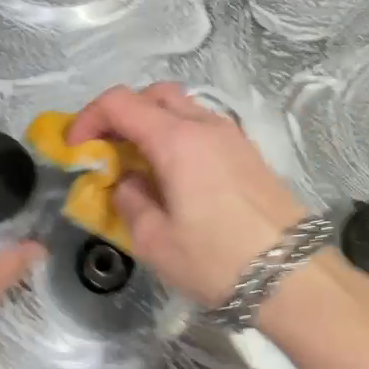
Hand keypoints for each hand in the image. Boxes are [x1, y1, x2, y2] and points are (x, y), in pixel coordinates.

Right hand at [67, 84, 305, 305]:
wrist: (294, 274)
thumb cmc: (218, 259)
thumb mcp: (155, 241)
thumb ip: (129, 202)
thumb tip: (126, 182)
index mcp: (177, 138)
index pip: (120, 103)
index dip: (89, 118)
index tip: (74, 149)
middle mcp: (205, 124)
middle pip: (153, 94)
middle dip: (122, 114)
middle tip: (107, 150)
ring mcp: (231, 135)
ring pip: (182, 108)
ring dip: (152, 124)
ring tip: (139, 167)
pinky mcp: (248, 152)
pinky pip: (203, 127)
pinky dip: (178, 137)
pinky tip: (175, 177)